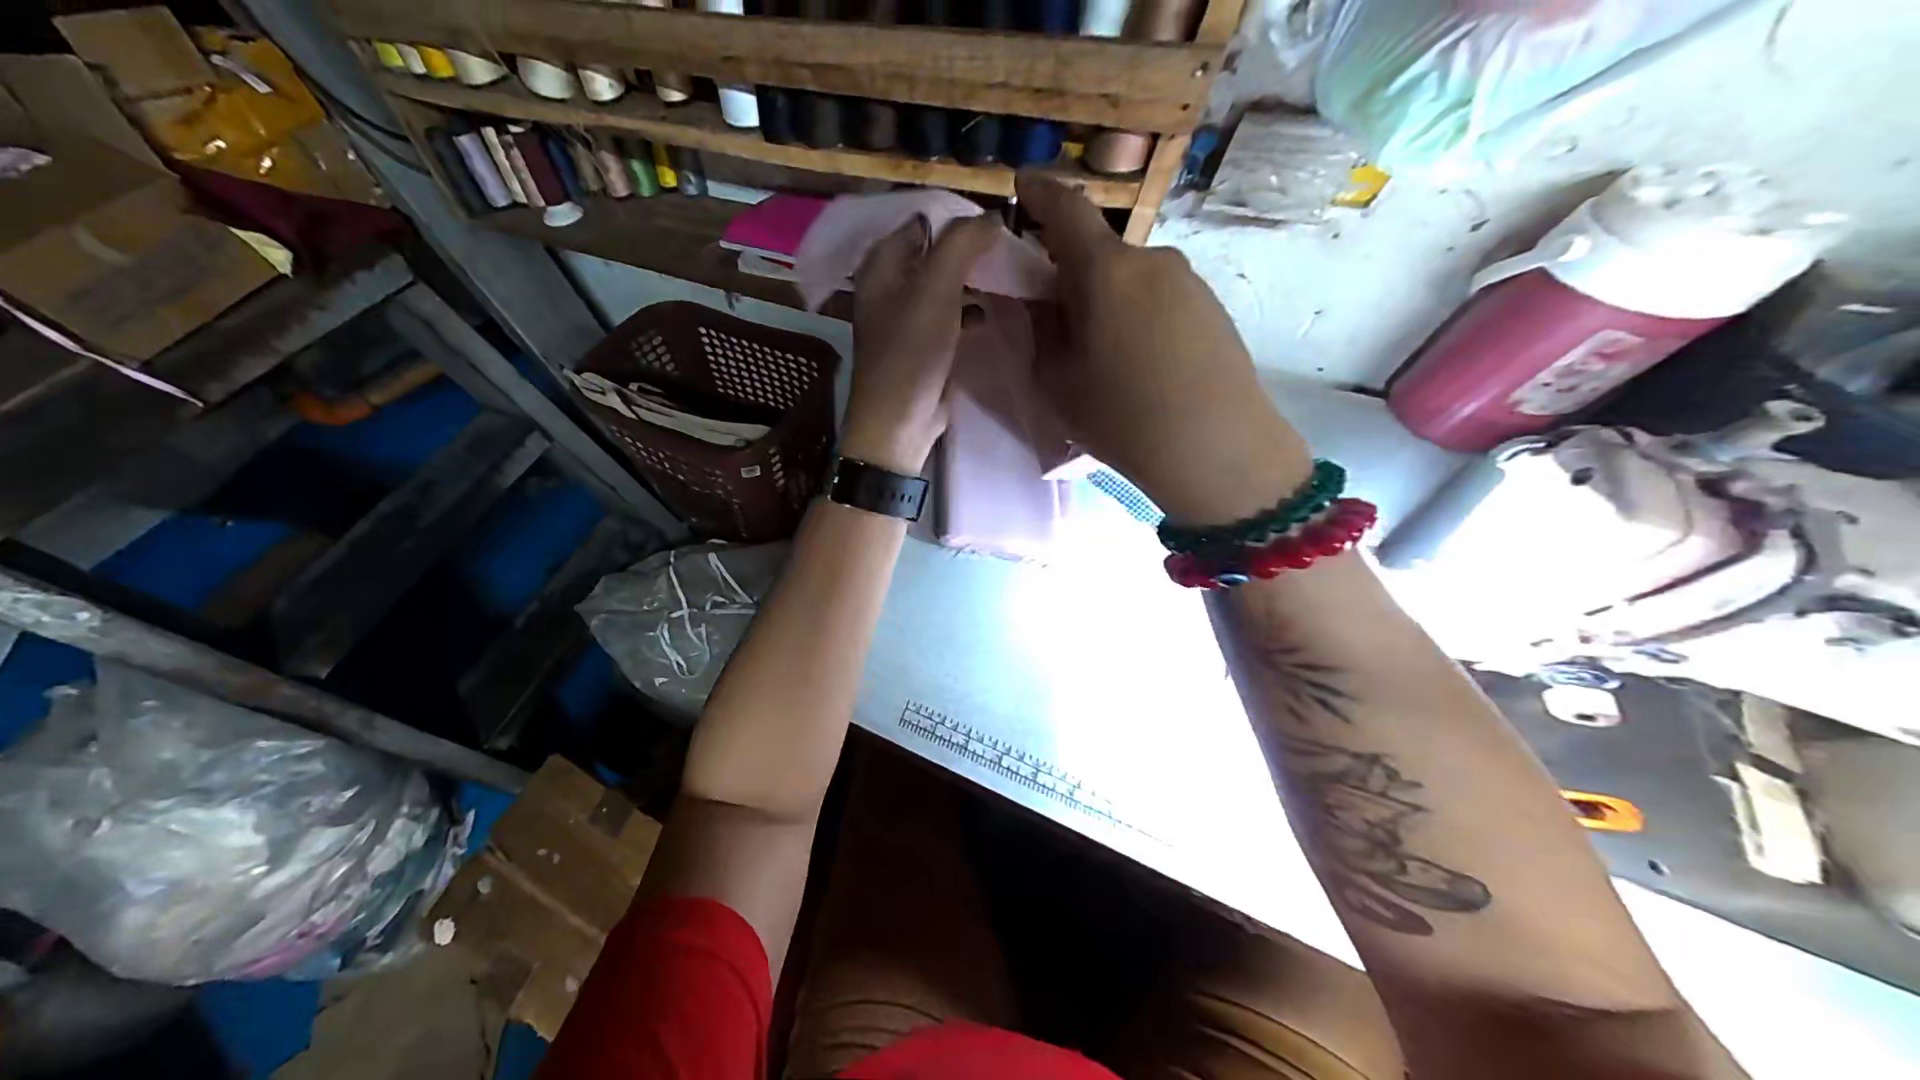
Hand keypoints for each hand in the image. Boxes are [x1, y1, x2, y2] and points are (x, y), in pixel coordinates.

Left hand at [841, 214, 1001, 474]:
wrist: (899, 423)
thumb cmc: (911, 353)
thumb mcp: (935, 290)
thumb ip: (961, 245)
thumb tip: (992, 216)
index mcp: (882, 263)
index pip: (925, 221)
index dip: (960, 220)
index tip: (999, 226)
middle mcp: (890, 284)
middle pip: (937, 252)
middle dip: (972, 251)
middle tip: (1011, 250)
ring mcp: (907, 316)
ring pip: (947, 284)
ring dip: (974, 280)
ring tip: (1010, 276)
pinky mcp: (924, 343)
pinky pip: (951, 313)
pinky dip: (970, 309)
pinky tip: (993, 311)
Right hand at [1015, 174, 1312, 524]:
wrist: (1219, 450)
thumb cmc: (1122, 417)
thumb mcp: (1056, 381)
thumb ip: (1038, 330)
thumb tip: (1037, 301)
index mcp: (1105, 269)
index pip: (1065, 208)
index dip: (1038, 192)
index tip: (1021, 189)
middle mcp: (1151, 259)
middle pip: (1100, 253)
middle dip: (1072, 275)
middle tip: (1058, 322)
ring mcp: (1190, 282)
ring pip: (1132, 279)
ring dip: (1109, 301)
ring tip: (1104, 357)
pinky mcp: (1213, 308)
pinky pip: (1161, 299)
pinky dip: (1139, 317)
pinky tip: (1143, 366)